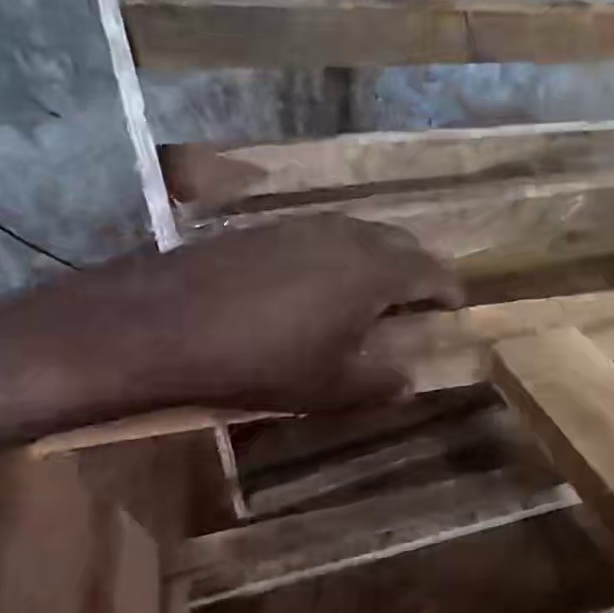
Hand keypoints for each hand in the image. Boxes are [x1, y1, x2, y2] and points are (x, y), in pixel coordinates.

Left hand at [0, 216, 461, 414]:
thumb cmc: (260, 360)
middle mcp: (349, 236)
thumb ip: (382, 381)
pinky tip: (319, 286)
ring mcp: (305, 225)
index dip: (450, 292)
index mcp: (376, 270)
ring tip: (374, 294)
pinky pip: (326, 236)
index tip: (456, 309)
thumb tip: (409, 378)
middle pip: (403, 244)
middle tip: (420, 302)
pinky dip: (342, 256)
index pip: (433, 272)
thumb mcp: (330, 386)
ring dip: (380, 261)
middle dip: (420, 271)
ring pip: (363, 235)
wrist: (157, 325)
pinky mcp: (268, 229)